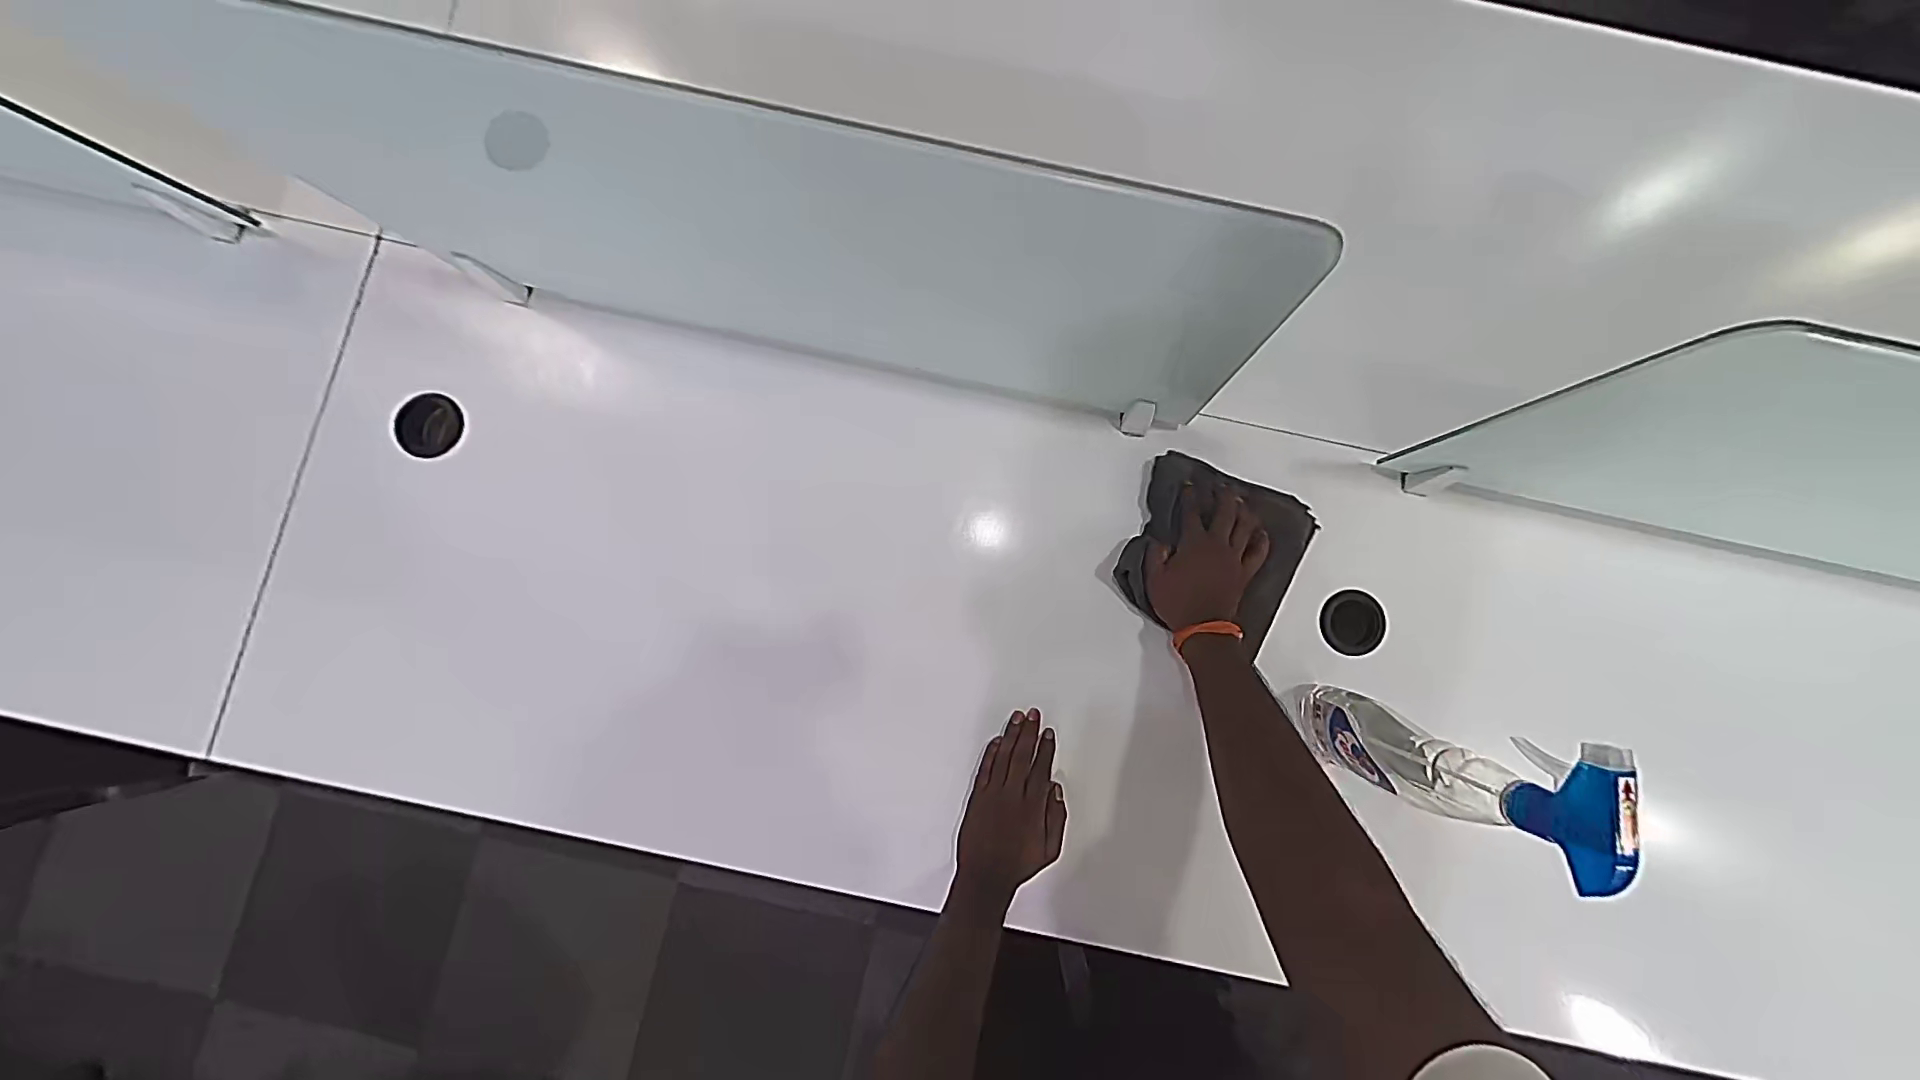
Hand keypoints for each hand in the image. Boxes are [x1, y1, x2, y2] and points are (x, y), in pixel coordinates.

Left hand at [953, 709, 1066, 914]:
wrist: (985, 876)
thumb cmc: (1016, 864)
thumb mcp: (1049, 848)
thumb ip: (1056, 817)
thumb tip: (1055, 790)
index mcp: (1032, 806)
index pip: (1041, 768)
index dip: (1045, 748)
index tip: (1048, 733)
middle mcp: (1012, 795)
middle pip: (1023, 755)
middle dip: (1030, 732)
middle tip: (1034, 715)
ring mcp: (993, 794)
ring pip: (1004, 756)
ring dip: (1012, 735)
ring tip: (1017, 718)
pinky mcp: (977, 797)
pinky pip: (986, 768)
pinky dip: (992, 753)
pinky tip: (998, 740)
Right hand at [1146, 482, 1270, 630]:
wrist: (1204, 627)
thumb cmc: (1179, 604)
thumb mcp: (1155, 579)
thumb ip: (1155, 557)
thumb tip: (1158, 543)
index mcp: (1193, 544)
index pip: (1191, 513)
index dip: (1190, 497)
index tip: (1190, 487)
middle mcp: (1217, 546)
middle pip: (1224, 512)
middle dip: (1223, 496)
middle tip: (1221, 486)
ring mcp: (1233, 558)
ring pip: (1244, 526)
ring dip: (1243, 510)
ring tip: (1241, 501)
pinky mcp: (1244, 572)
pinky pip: (1258, 551)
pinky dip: (1261, 539)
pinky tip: (1261, 532)